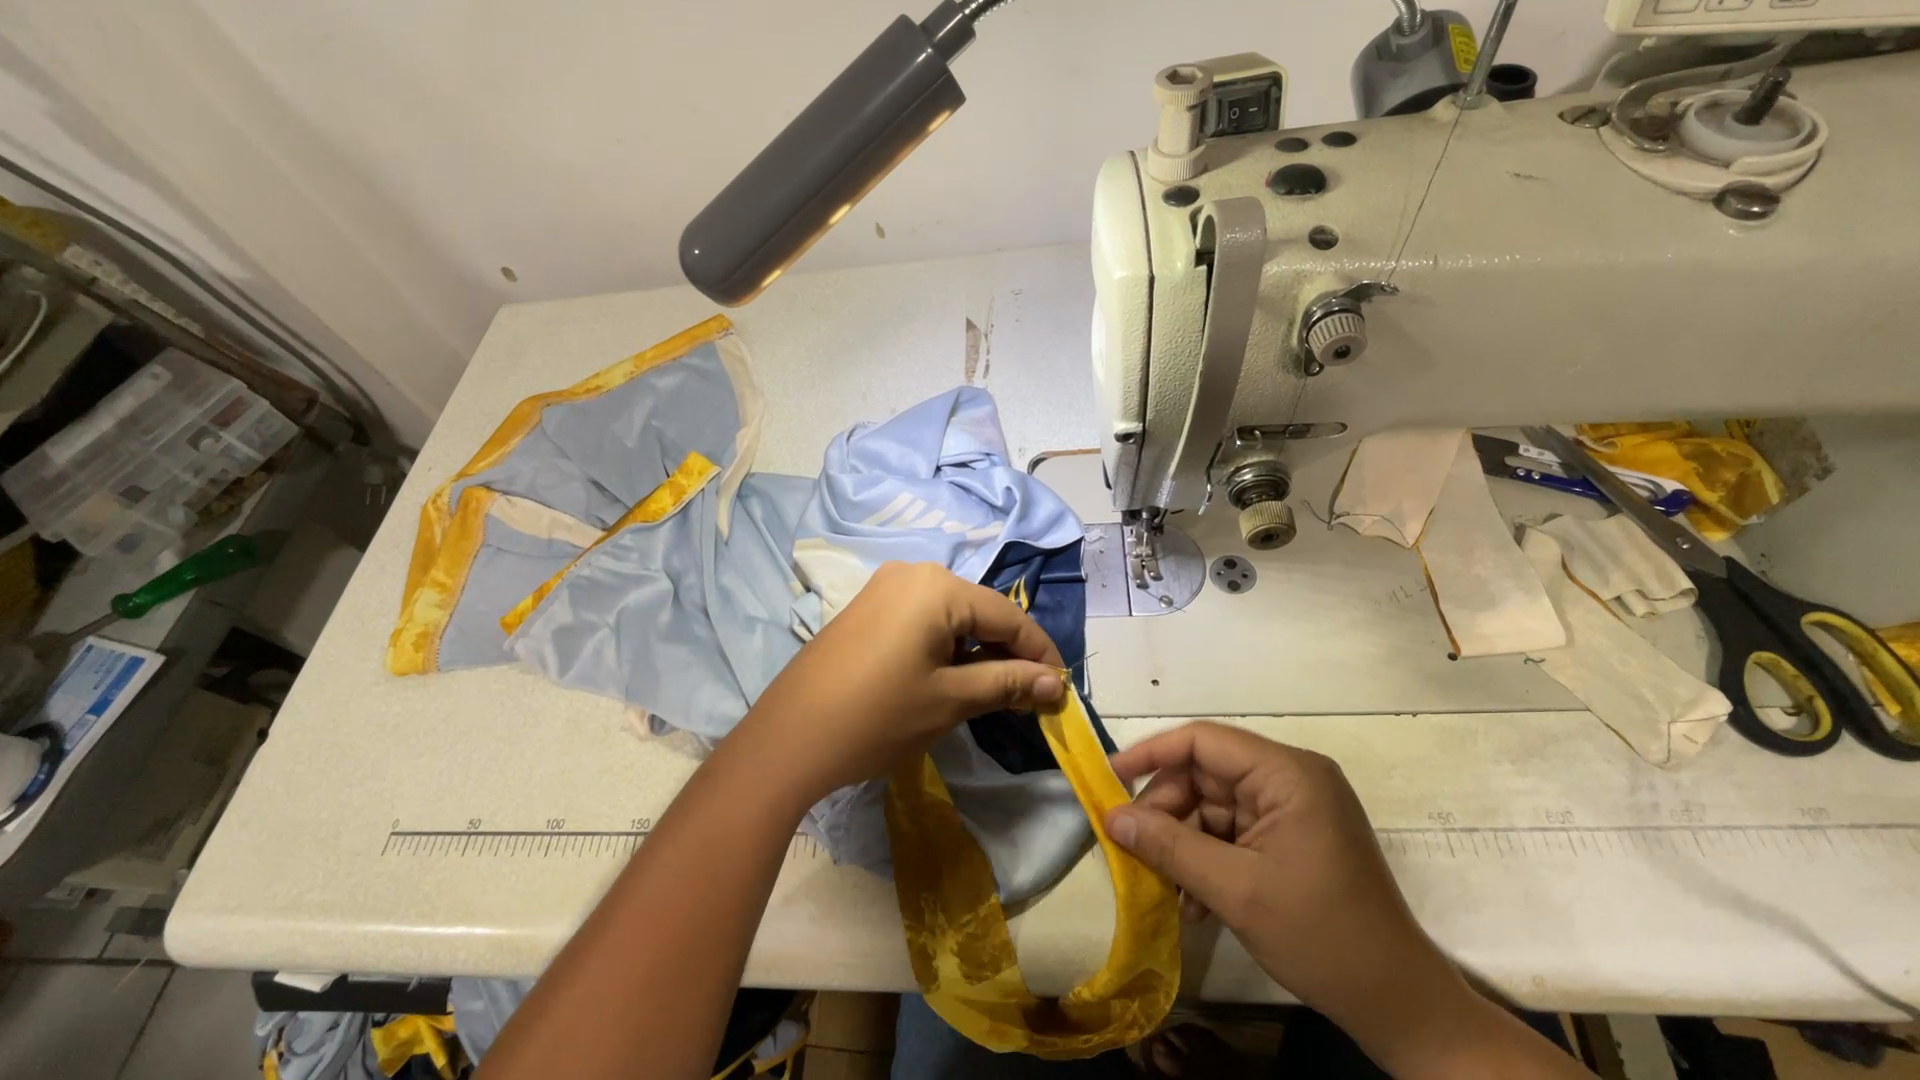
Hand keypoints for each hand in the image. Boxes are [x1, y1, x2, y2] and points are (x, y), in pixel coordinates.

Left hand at [733, 562, 1064, 805]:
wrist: (788, 739)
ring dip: (979, 652)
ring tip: (996, 694)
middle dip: (1010, 653)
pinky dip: (947, 648)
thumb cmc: (877, 717)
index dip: (1040, 653)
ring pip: (952, 617)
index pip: (1009, 616)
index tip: (1061, 689)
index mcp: (938, 587)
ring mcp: (884, 588)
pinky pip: (923, 621)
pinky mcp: (867, 609)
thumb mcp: (950, 700)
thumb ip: (1006, 683)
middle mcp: (913, 574)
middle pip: (980, 611)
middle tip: (1030, 697)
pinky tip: (954, 679)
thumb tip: (1053, 683)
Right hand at [1104, 723, 1484, 1073]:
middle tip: (1132, 851)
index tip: (1107, 780)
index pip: (1204, 741)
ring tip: (1164, 889)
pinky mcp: (1293, 841)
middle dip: (1166, 813)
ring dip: (1184, 845)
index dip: (1151, 754)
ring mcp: (1294, 811)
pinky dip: (1208, 862)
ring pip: (1214, 809)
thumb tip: (1111, 817)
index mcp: (1288, 774)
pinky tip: (1193, 904)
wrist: (1394, 1001)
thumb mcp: (1235, 889)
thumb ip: (1169, 846)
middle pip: (1206, 776)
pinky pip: (1233, 835)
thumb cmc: (1319, 934)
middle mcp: (1291, 780)